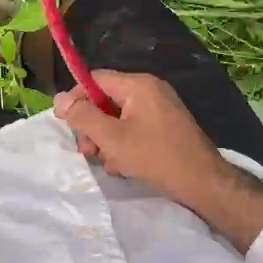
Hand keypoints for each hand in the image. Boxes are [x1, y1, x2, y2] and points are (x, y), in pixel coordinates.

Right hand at [51, 71, 227, 204]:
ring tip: (111, 163)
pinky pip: (134, 128)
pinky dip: (125, 145)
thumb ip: (82, 116)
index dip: (76, 98)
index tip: (66, 123)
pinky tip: (125, 166)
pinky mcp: (165, 127)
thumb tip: (59, 99)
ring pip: (118, 118)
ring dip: (107, 140)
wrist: (203, 183)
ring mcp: (160, 109)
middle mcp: (150, 91)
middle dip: (93, 126)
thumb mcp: (111, 138)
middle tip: (88, 151)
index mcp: (138, 85)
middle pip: (106, 100)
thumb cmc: (155, 156)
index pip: (95, 79)